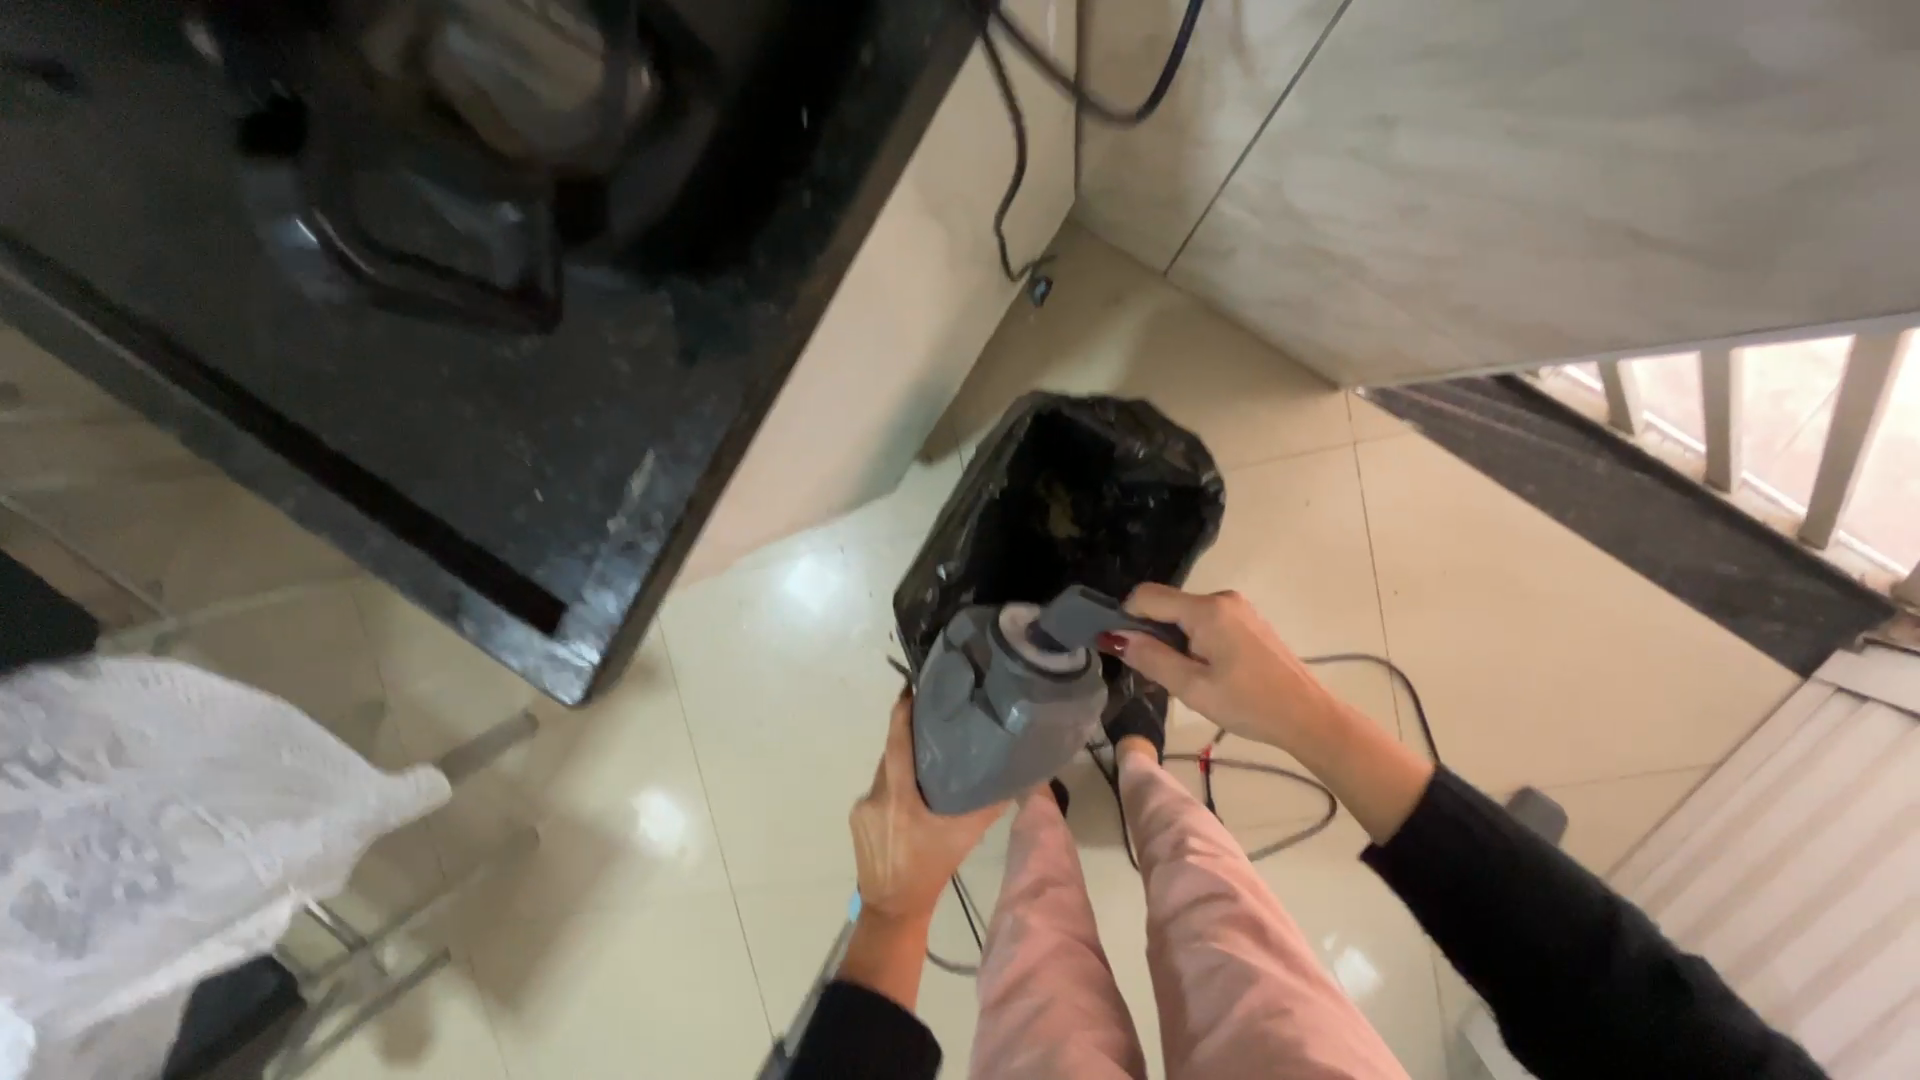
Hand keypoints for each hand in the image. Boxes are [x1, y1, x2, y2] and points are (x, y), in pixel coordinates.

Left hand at [850, 690, 1007, 921]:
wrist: (892, 907)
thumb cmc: (931, 869)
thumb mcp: (964, 837)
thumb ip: (987, 806)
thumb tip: (1014, 780)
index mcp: (898, 797)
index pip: (896, 742)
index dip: (902, 712)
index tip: (911, 688)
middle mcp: (876, 796)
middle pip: (890, 753)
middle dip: (907, 737)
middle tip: (931, 720)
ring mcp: (862, 807)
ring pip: (884, 772)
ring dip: (902, 765)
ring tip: (926, 758)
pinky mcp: (857, 818)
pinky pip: (878, 791)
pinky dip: (893, 786)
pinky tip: (912, 795)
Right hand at [1100, 583, 1338, 753]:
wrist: (1308, 716)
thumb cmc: (1248, 704)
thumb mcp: (1192, 687)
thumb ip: (1150, 657)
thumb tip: (1113, 636)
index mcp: (1206, 609)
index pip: (1146, 596)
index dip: (1126, 618)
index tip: (1125, 651)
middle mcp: (1221, 598)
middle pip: (1166, 604)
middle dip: (1153, 634)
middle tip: (1161, 675)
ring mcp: (1237, 608)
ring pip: (1184, 615)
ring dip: (1174, 641)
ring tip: (1189, 679)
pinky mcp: (1246, 620)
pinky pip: (1205, 622)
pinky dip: (1194, 642)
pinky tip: (1208, 673)